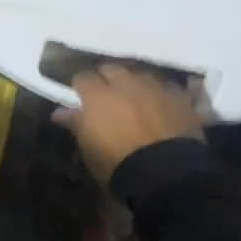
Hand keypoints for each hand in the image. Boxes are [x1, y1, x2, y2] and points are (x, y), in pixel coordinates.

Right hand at [54, 63, 205, 183]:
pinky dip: (161, 92)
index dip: (80, 85)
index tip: (79, 95)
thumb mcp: (88, 147)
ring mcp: (155, 88)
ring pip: (141, 74)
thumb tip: (59, 112)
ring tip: (135, 96)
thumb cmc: (117, 162)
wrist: (166, 173)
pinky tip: (161, 103)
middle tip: (105, 92)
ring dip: (134, 82)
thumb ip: (75, 124)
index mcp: (98, 95)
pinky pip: (168, 87)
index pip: (82, 77)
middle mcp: (126, 83)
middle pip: (112, 68)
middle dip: (107, 77)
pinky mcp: (181, 98)